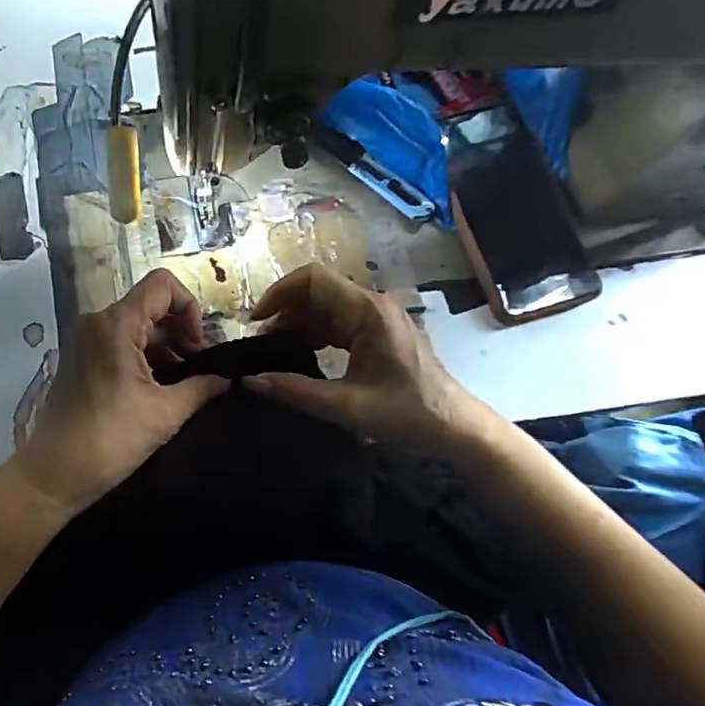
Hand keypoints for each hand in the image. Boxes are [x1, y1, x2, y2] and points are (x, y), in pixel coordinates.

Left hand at [11, 269, 229, 515]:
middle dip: (182, 332)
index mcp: (115, 325)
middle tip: (202, 369)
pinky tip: (164, 388)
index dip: (190, 308)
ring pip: (138, 327)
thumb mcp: (164, 414)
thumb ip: (201, 388)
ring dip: (167, 348)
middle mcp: (97, 323)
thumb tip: (227, 378)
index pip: (162, 285)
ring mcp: (87, 341)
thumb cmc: (109, 440)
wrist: (55, 473)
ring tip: (188, 382)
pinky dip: (147, 358)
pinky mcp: (83, 360)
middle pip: (151, 306)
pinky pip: (122, 344)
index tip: (199, 346)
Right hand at [243, 264, 498, 454]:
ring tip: (276, 353)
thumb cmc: (406, 414)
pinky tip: (302, 356)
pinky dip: (315, 334)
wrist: (453, 426)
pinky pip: (339, 322)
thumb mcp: (345, 407)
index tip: (255, 321)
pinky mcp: (380, 332)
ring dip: (298, 325)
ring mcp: (379, 317)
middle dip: (285, 313)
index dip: (278, 293)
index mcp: (368, 313)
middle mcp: (374, 305)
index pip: (313, 279)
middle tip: (262, 346)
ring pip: (326, 307)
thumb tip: (251, 381)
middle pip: (317, 291)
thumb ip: (294, 391)